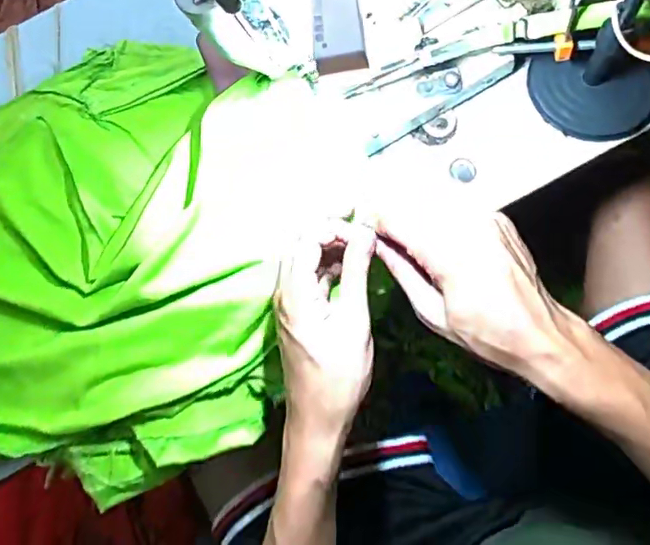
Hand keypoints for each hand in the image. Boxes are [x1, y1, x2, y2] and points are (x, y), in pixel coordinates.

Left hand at [275, 221, 375, 438]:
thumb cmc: (338, 376)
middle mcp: (284, 292)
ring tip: (361, 244)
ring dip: (330, 245)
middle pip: (302, 243)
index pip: (308, 237)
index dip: (335, 226)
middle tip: (362, 227)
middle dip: (331, 229)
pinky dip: (328, 264)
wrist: (317, 422)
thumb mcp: (354, 320)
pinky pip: (309, 275)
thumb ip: (357, 271)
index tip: (364, 230)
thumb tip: (365, 232)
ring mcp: (288, 302)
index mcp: (294, 292)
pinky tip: (350, 266)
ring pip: (304, 257)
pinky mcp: (296, 312)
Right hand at [373, 200, 578, 378]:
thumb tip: (379, 247)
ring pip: (436, 201)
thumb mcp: (434, 313)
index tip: (366, 228)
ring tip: (416, 243)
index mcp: (451, 256)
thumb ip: (403, 272)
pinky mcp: (497, 217)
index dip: (377, 221)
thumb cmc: (491, 334)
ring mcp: (487, 219)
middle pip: (415, 204)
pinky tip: (445, 241)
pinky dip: (445, 218)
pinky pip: (459, 207)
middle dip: (396, 216)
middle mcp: (470, 228)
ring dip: (419, 215)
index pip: (399, 220)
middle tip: (386, 236)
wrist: (540, 332)